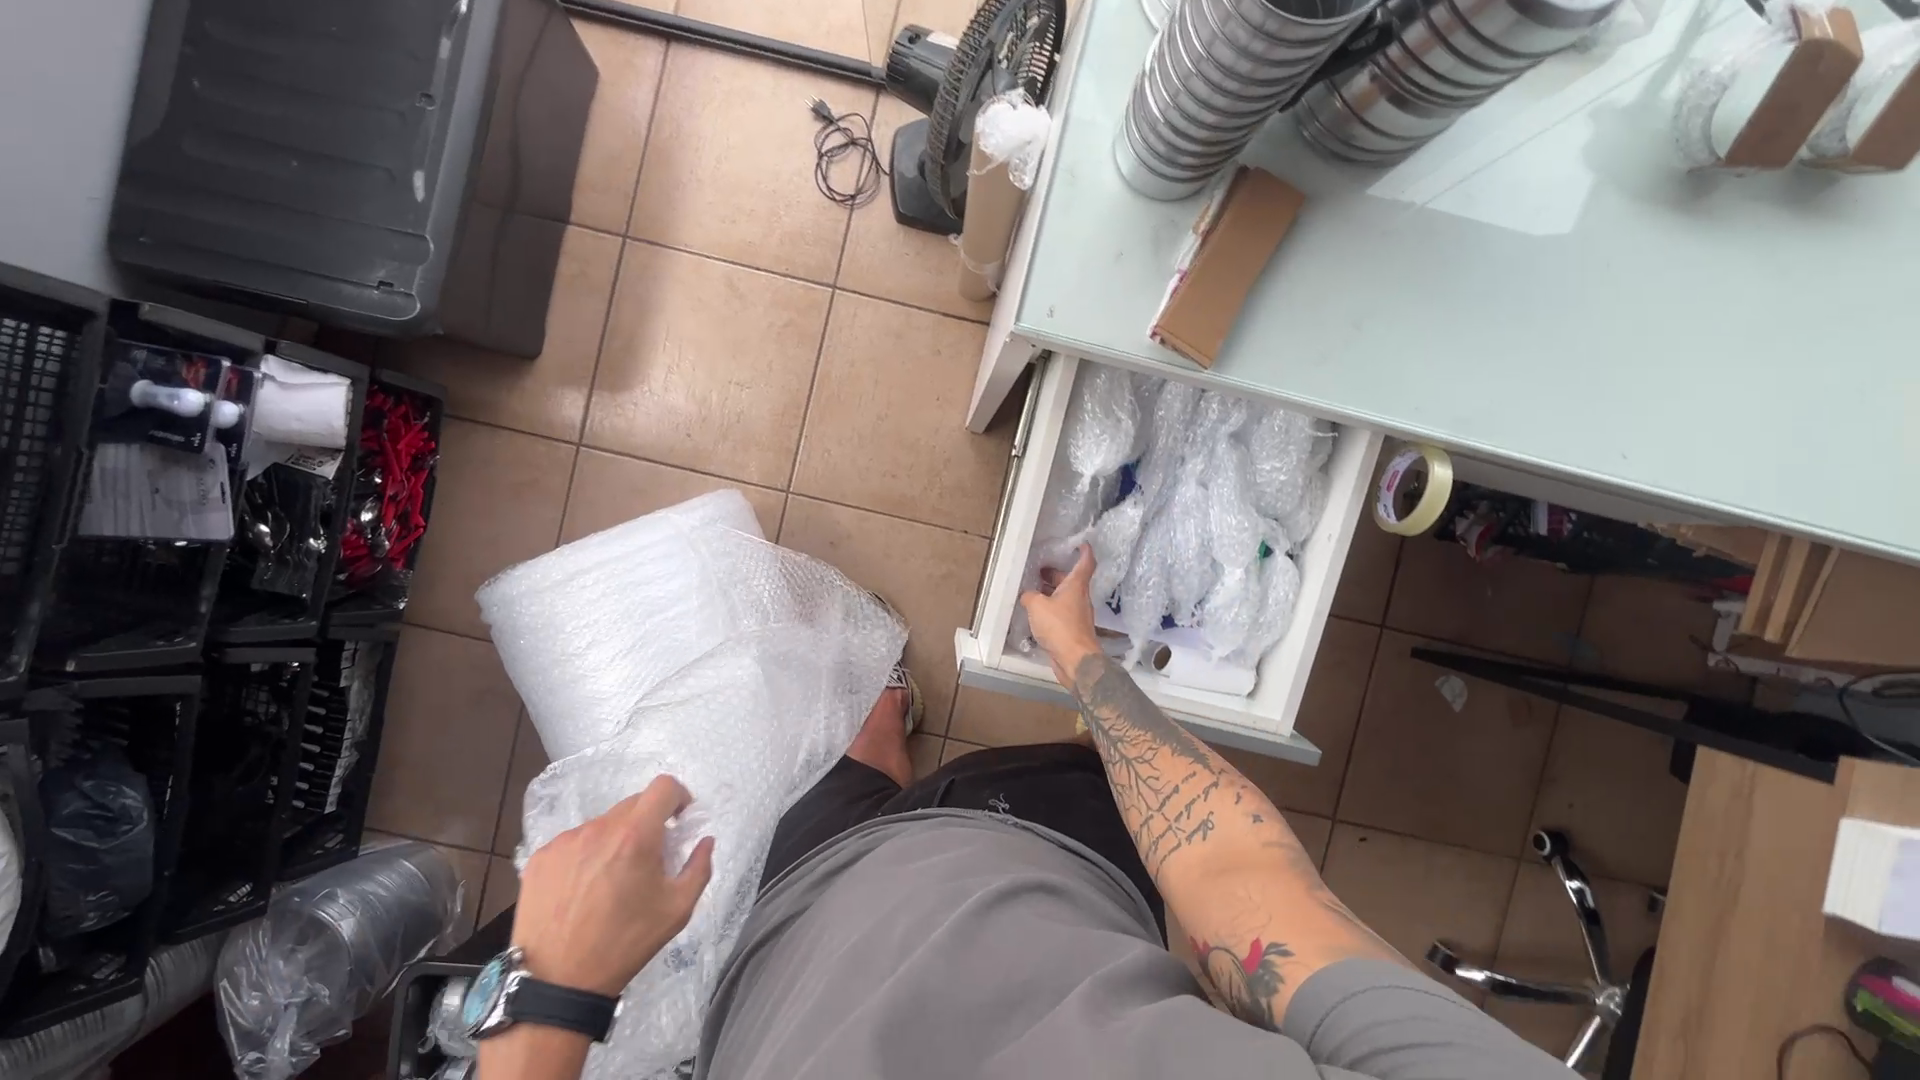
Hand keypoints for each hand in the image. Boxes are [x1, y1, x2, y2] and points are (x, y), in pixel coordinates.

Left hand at [511, 775, 715, 996]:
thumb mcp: (677, 910)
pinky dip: (586, 856)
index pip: (663, 787)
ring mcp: (565, 841)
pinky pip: (574, 843)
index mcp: (636, 836)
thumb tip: (705, 840)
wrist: (557, 982)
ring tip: (610, 881)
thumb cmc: (624, 944)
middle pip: (633, 805)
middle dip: (648, 823)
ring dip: (615, 841)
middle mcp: (599, 828)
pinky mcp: (540, 858)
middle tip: (647, 859)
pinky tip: (582, 890)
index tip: (678, 820)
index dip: (678, 797)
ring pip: (602, 825)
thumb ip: (699, 867)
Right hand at [1019, 544, 1102, 686]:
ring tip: (1034, 591)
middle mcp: (1080, 598)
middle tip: (1041, 570)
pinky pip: (1062, 613)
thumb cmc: (1060, 627)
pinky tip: (1037, 614)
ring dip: (1052, 592)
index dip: (1084, 551)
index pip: (1085, 563)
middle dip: (1057, 574)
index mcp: (1076, 586)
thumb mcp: (1037, 606)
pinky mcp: (1073, 630)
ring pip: (1066, 598)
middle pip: (1072, 581)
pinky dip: (1051, 609)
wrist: (1076, 660)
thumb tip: (1027, 595)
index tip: (1080, 543)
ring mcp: (1078, 615)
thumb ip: (1030, 596)